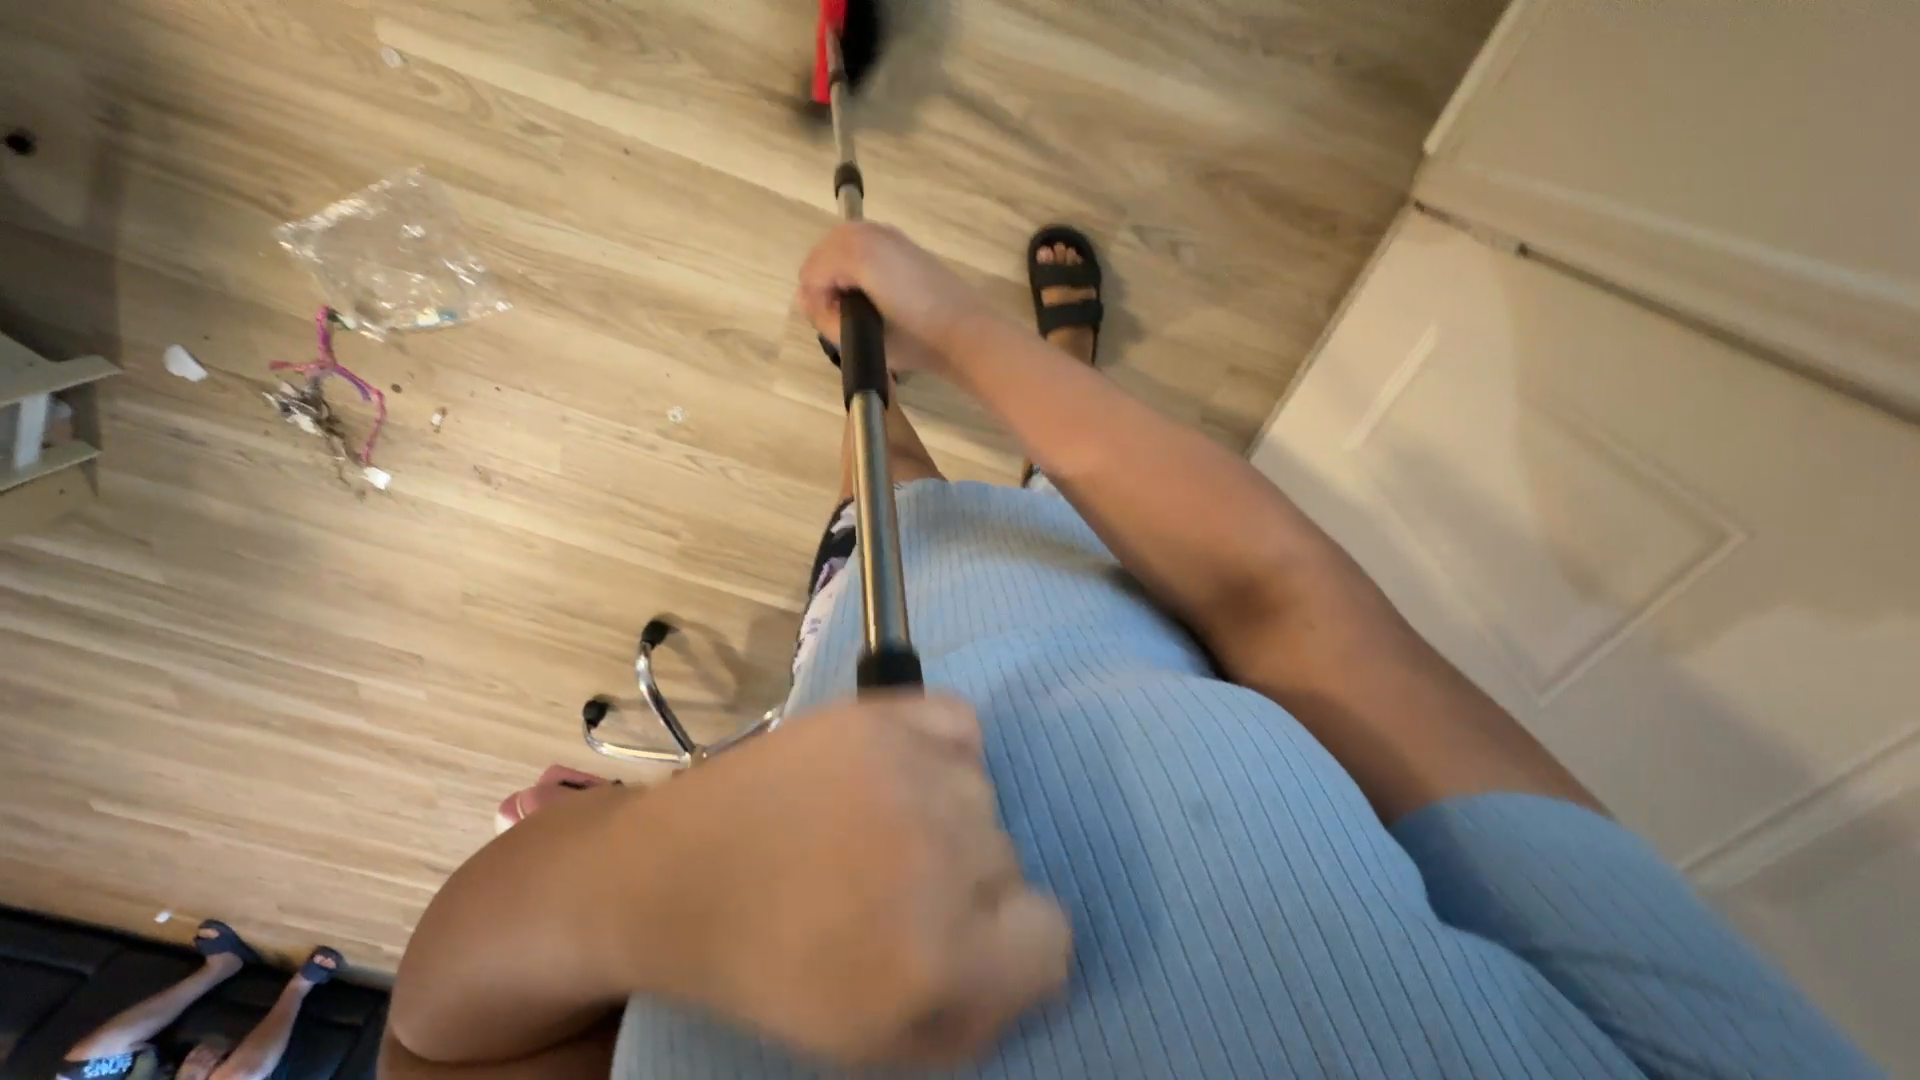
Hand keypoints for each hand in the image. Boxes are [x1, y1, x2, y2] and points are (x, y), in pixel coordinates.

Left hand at [629, 694, 1071, 1065]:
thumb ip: (977, 1015)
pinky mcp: (881, 714)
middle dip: (968, 883)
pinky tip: (893, 771)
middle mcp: (942, 853)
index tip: (960, 941)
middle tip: (893, 885)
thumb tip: (1035, 959)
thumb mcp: (874, 1042)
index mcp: (940, 953)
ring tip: (877, 826)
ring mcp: (911, 770)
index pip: (1052, 938)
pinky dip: (942, 745)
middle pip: (1012, 861)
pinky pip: (961, 724)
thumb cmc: (768, 966)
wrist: (673, 873)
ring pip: (985, 794)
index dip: (1008, 949)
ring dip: (949, 814)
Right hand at [796, 223, 994, 375]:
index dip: (817, 303)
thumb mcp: (861, 336)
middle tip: (845, 317)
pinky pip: (863, 246)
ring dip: (841, 275)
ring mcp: (889, 233)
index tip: (837, 326)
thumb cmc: (913, 340)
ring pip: (841, 247)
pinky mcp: (903, 241)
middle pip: (822, 254)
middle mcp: (869, 232)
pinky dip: (858, 266)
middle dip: (826, 284)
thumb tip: (803, 297)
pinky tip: (877, 295)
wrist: (966, 332)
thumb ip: (823, 316)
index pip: (811, 273)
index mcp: (856, 252)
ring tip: (860, 308)